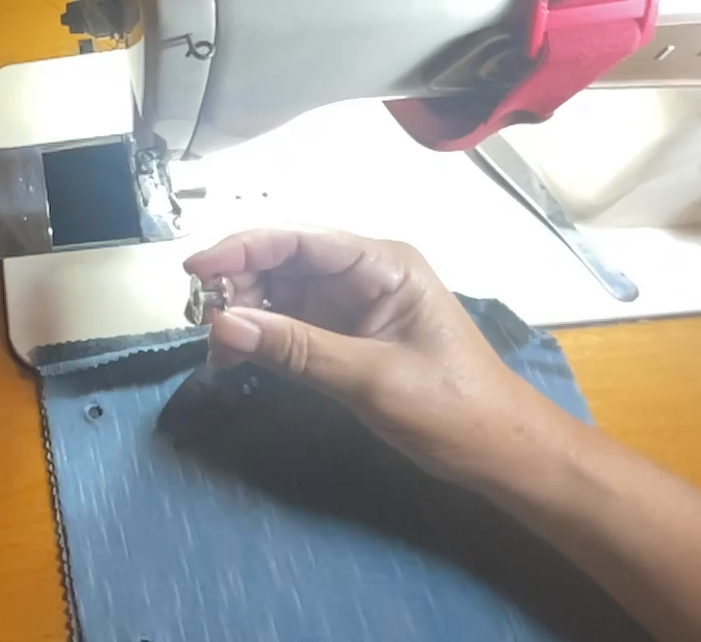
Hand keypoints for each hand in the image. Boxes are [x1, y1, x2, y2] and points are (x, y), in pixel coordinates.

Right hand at [185, 228, 572, 486]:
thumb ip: (298, 348)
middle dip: (235, 285)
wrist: (505, 459)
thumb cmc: (457, 410)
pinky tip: (231, 356)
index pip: (297, 241)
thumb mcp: (375, 379)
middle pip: (277, 262)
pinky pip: (280, 324)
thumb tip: (222, 325)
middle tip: (200, 318)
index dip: (241, 248)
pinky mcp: (333, 332)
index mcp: (379, 264)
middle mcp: (356, 274)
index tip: (195, 270)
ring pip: (271, 292)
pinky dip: (253, 337)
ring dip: (238, 314)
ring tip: (214, 345)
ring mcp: (342, 303)